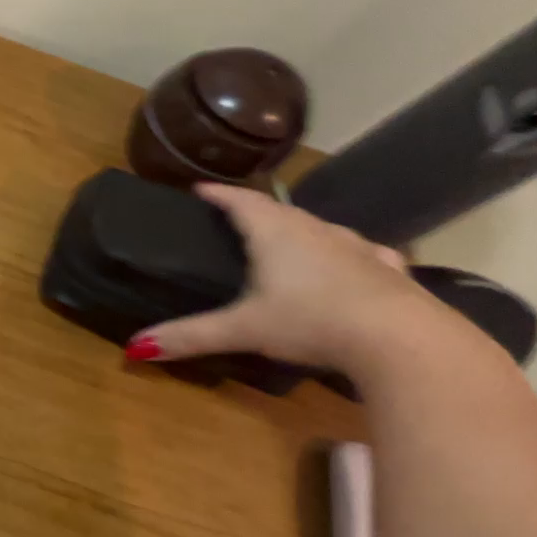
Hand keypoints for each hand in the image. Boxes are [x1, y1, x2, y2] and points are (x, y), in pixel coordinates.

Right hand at [128, 182, 442, 372]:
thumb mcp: (241, 330)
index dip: (219, 194)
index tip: (199, 188)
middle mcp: (317, 232)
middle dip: (256, 211)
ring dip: (298, 230)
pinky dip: (342, 253)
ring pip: (320, 229)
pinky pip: (359, 252)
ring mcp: (358, 248)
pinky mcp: (387, 270)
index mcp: (277, 235)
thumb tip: (133, 347)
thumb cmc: (311, 320)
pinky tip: (351, 262)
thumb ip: (189, 336)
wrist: (402, 339)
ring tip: (283, 239)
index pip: (242, 202)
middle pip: (281, 212)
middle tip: (233, 217)